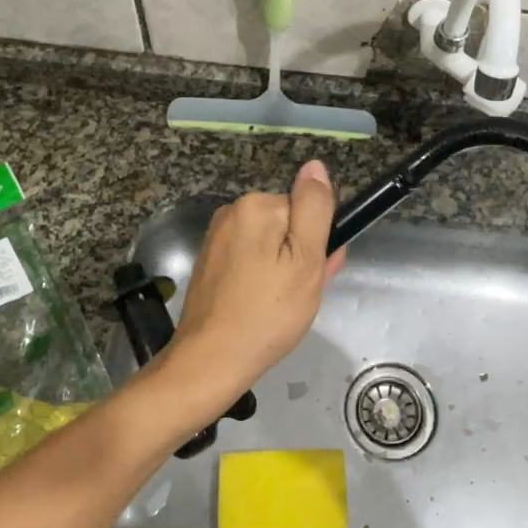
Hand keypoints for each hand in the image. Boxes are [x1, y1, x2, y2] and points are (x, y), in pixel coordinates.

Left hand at [159, 161, 345, 415]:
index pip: (306, 209)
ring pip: (270, 246)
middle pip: (287, 226)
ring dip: (284, 270)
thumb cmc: (267, 313)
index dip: (318, 243)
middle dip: (301, 257)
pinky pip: (250, 262)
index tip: (316, 273)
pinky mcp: (210, 263)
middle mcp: (231, 213)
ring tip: (282, 306)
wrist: (210, 361)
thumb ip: (314, 209)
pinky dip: (262, 280)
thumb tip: (316, 166)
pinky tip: (263, 308)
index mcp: (255, 206)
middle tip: (300, 295)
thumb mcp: (305, 261)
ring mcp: (216, 239)